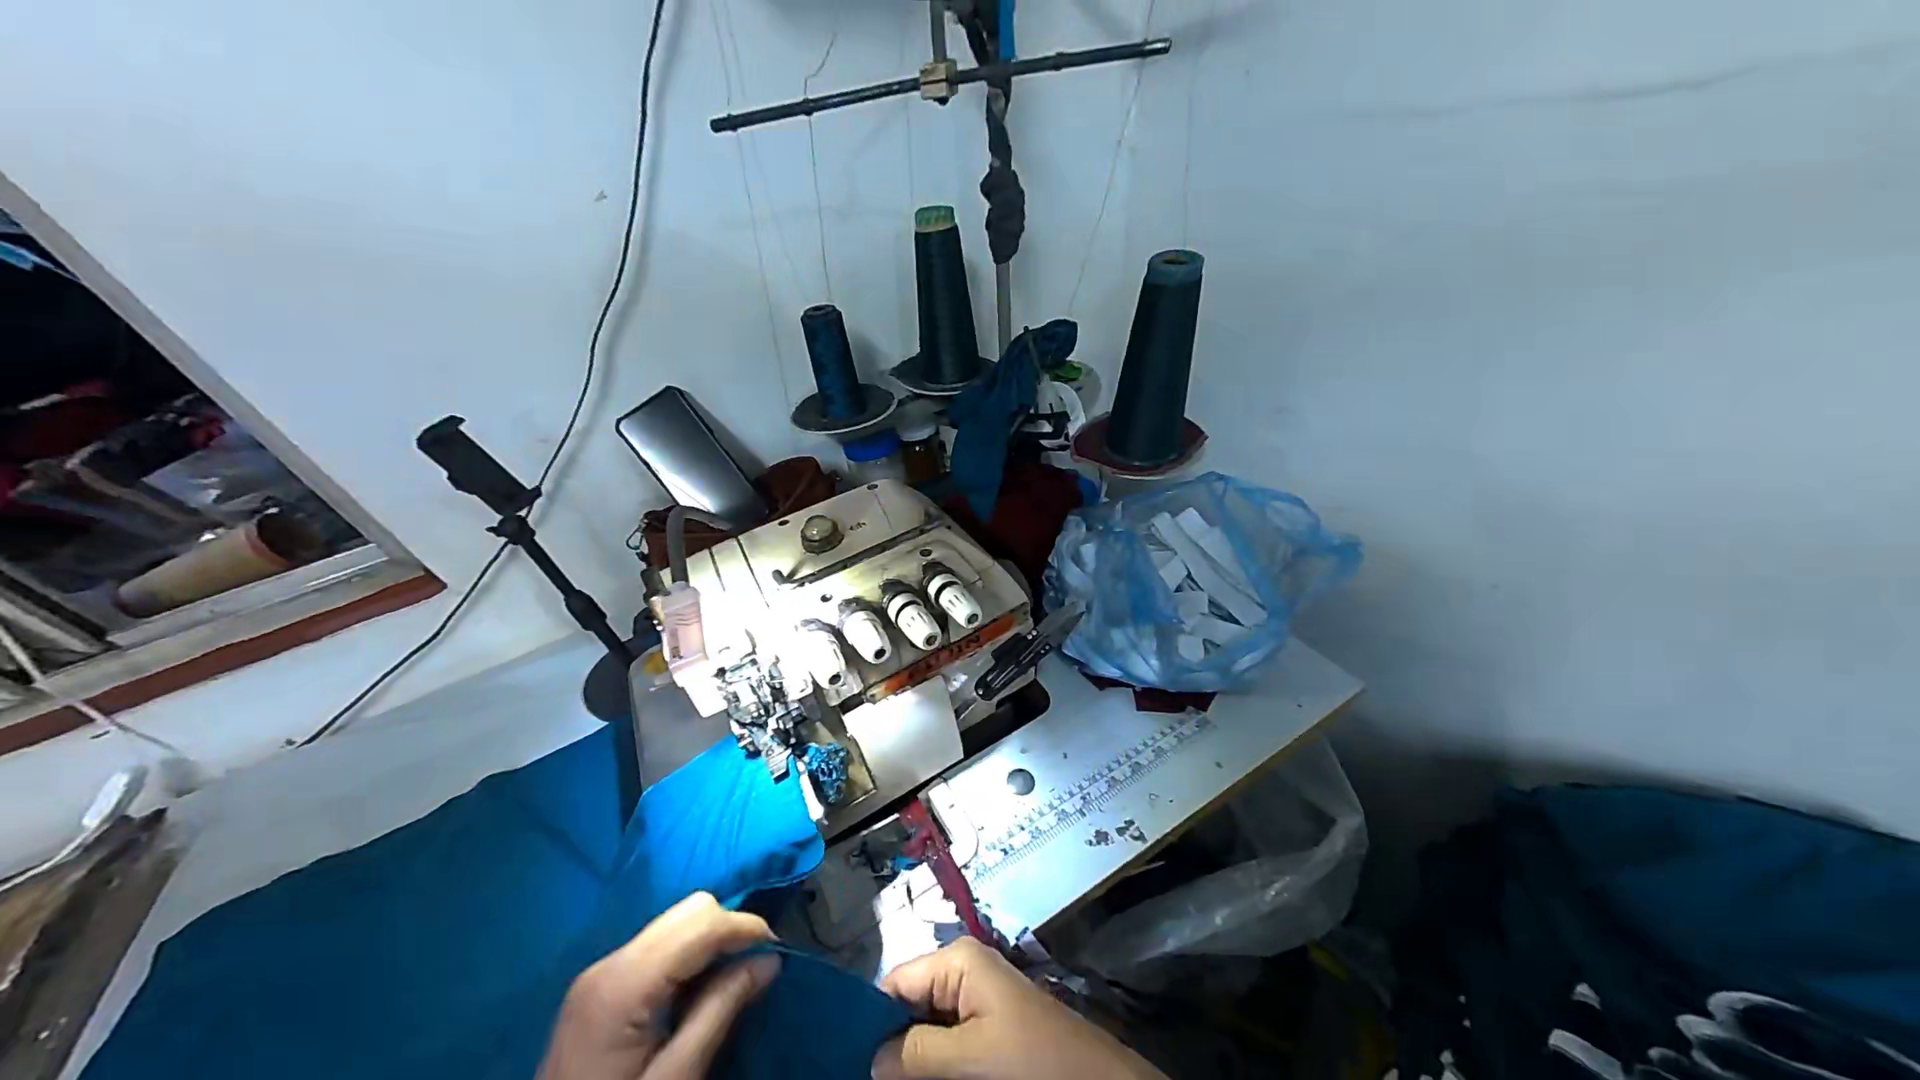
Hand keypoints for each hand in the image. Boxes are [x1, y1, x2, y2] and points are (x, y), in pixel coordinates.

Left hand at [538, 891, 781, 1079]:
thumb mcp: (676, 1078)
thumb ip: (721, 1010)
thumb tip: (769, 960)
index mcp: (624, 984)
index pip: (701, 923)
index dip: (746, 928)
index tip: (778, 952)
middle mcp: (609, 963)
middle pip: (689, 910)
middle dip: (729, 929)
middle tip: (754, 967)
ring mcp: (600, 972)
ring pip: (676, 922)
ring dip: (711, 940)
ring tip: (731, 980)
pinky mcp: (598, 986)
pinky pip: (659, 944)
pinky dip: (689, 954)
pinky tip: (697, 989)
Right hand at [870, 938, 1166, 1079]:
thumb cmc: (1035, 1059)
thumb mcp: (974, 1056)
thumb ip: (918, 1053)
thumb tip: (869, 1059)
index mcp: (957, 961)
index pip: (894, 982)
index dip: (870, 1020)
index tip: (847, 1058)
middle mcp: (962, 972)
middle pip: (907, 1005)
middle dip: (889, 1043)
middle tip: (866, 1077)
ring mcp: (976, 1000)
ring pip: (924, 1028)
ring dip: (910, 1058)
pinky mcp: (987, 1027)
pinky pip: (946, 1041)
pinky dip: (932, 1063)